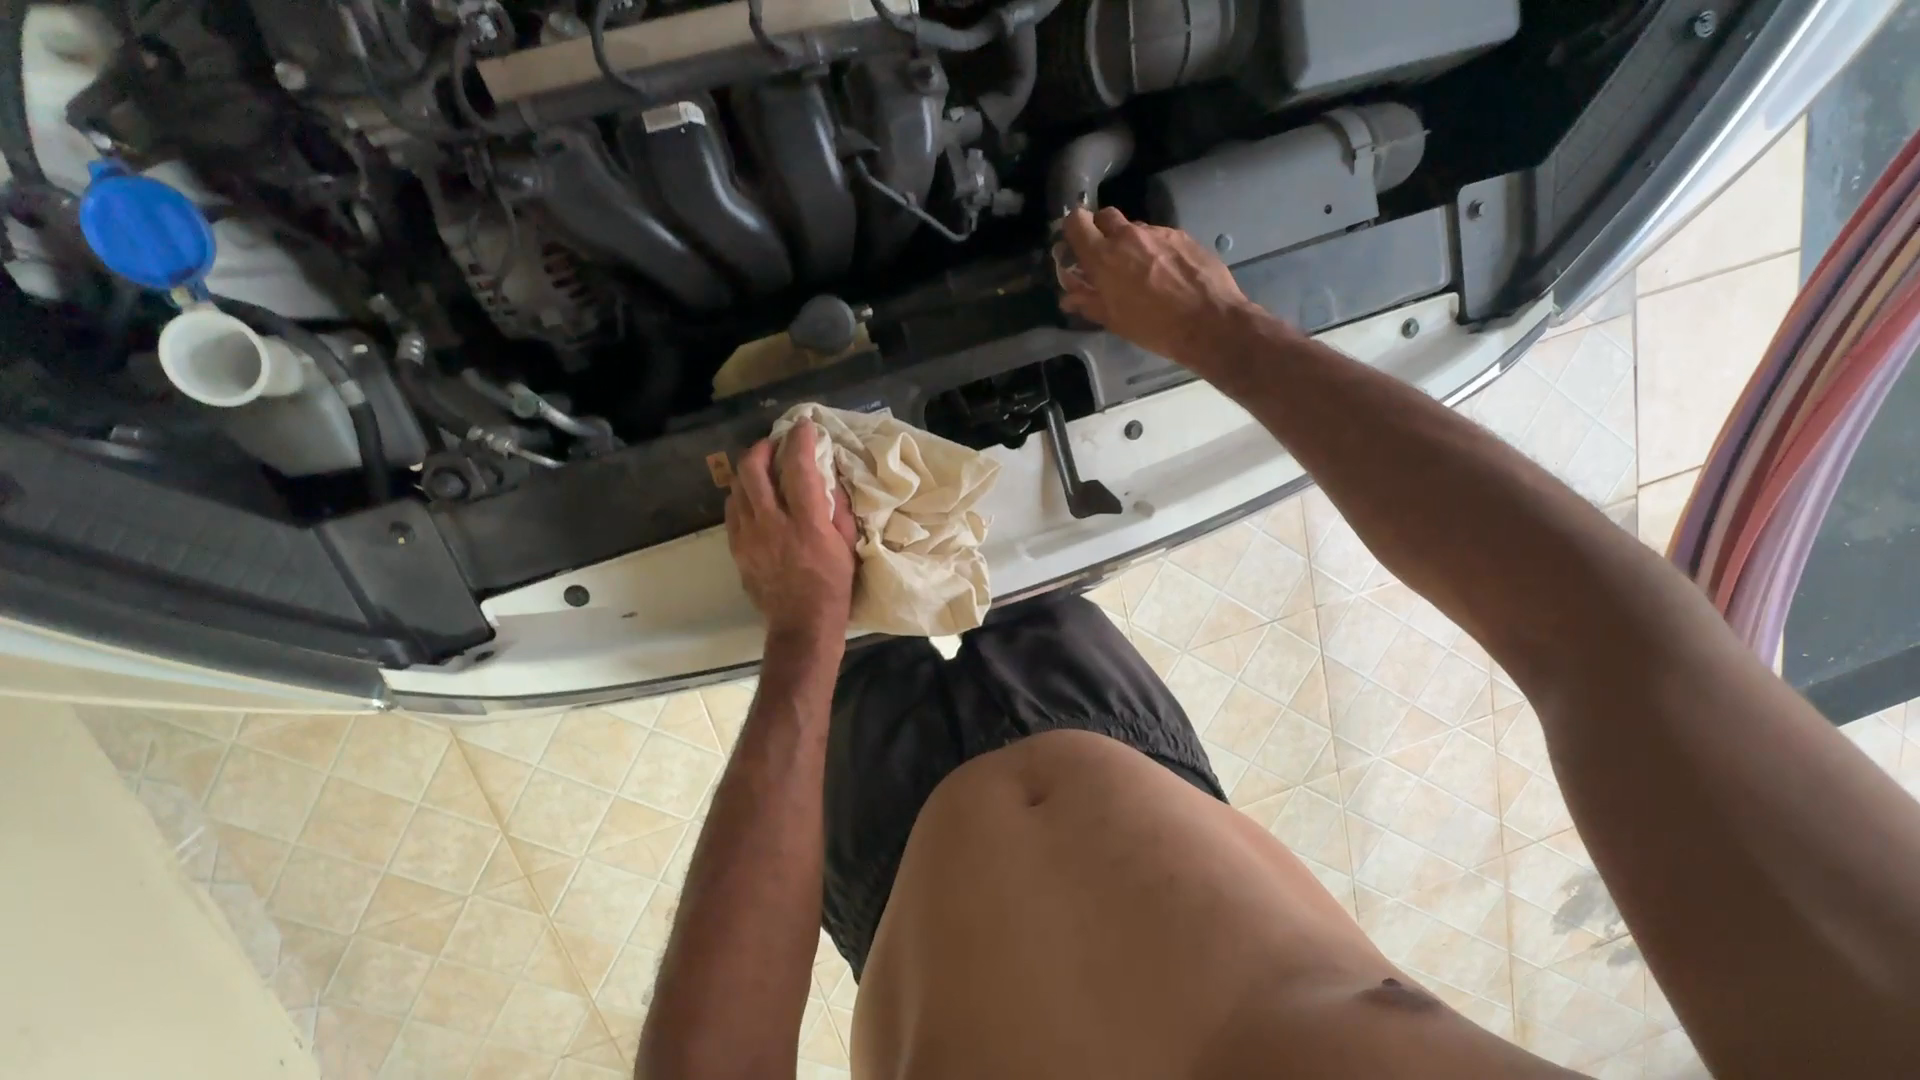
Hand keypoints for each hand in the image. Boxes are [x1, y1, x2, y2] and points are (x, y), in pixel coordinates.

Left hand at [725, 423, 858, 639]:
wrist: (802, 624)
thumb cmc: (833, 585)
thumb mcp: (846, 545)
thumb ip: (836, 508)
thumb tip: (827, 478)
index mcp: (806, 522)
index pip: (799, 467)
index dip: (800, 440)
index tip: (804, 426)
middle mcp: (772, 523)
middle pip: (753, 469)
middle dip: (763, 447)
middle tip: (775, 443)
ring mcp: (749, 536)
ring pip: (738, 487)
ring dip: (750, 470)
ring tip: (763, 467)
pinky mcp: (737, 549)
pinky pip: (732, 511)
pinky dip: (742, 496)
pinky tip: (753, 498)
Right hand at [1058, 206, 1256, 363]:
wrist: (1208, 321)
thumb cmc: (1153, 327)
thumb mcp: (1113, 320)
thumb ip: (1087, 301)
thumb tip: (1068, 296)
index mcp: (1103, 256)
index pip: (1075, 222)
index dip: (1073, 230)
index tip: (1077, 247)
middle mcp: (1128, 236)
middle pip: (1105, 217)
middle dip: (1101, 232)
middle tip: (1107, 258)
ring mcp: (1157, 232)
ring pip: (1134, 228)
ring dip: (1131, 243)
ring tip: (1142, 270)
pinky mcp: (1181, 235)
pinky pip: (1159, 236)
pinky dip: (1155, 249)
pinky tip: (1167, 272)